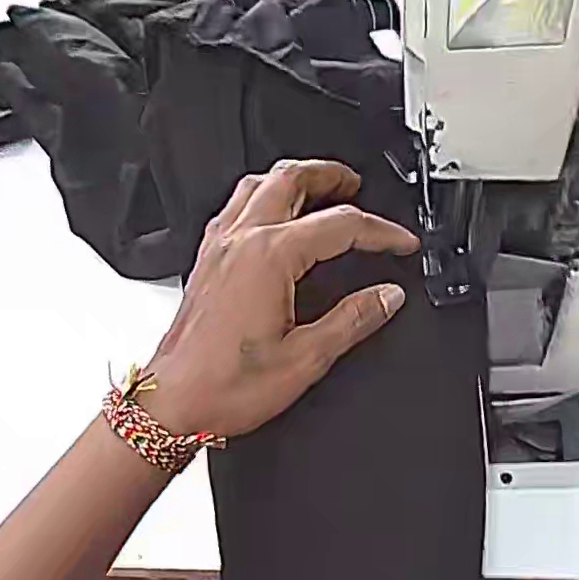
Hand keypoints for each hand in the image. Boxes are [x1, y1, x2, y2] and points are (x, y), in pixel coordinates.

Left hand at [136, 160, 419, 436]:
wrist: (176, 402)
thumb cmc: (227, 386)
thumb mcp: (306, 358)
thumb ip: (353, 320)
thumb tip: (387, 296)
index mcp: (269, 258)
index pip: (341, 226)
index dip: (381, 232)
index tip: (402, 242)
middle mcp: (239, 242)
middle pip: (291, 180)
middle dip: (331, 177)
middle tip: (357, 185)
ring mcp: (218, 248)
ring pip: (258, 185)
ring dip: (294, 180)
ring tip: (320, 190)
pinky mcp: (205, 262)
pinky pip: (235, 209)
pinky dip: (263, 200)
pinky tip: (272, 219)